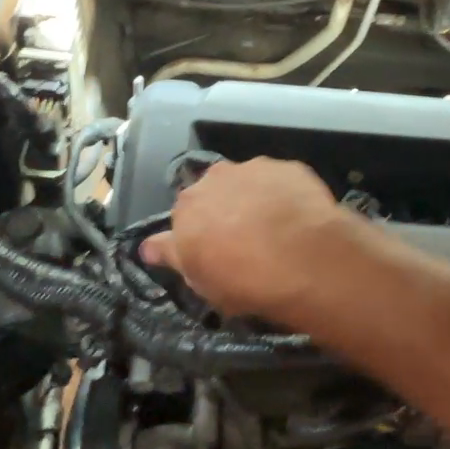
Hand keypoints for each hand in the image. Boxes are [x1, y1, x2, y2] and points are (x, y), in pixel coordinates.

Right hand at [139, 158, 364, 321]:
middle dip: (225, 210)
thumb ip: (172, 255)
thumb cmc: (242, 279)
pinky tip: (297, 217)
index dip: (199, 233)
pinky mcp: (289, 167)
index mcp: (187, 206)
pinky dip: (284, 194)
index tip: (212, 251)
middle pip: (216, 192)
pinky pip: (281, 181)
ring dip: (255, 198)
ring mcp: (254, 168)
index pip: (185, 216)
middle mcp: (215, 177)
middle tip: (243, 239)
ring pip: (248, 182)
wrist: (302, 260)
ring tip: (275, 228)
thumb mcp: (199, 280)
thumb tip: (147, 247)